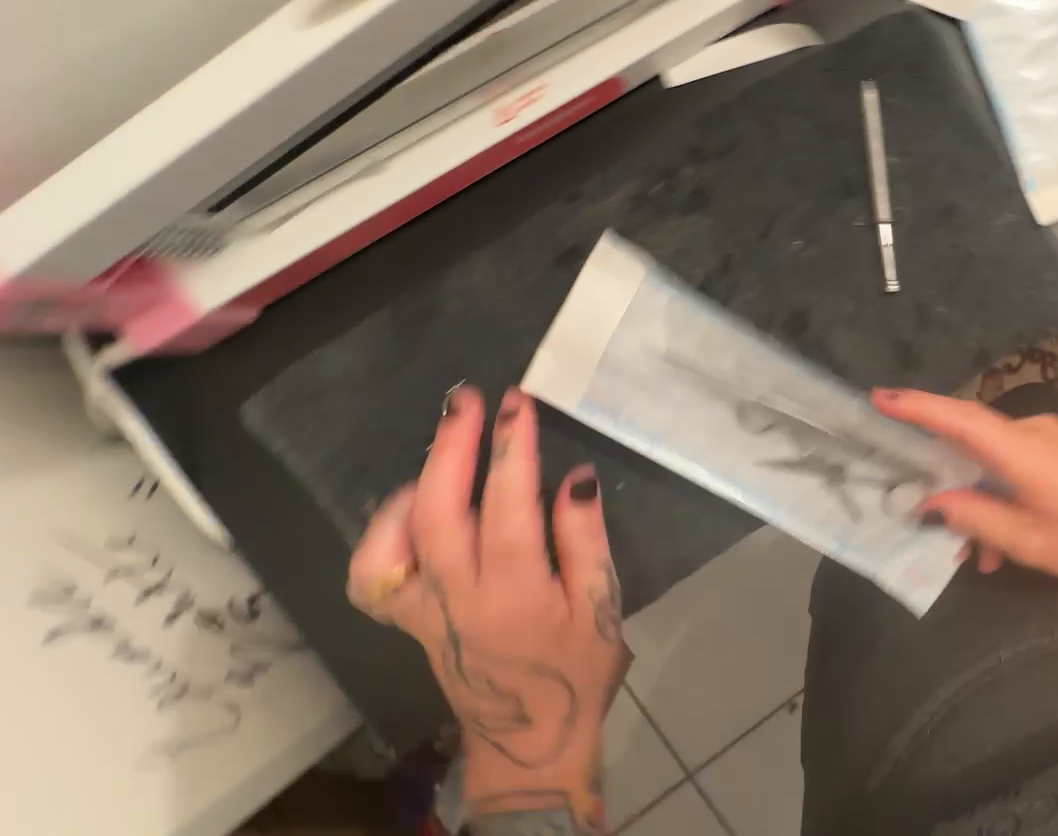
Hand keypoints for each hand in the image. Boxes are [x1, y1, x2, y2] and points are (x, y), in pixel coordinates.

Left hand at [346, 385, 630, 827]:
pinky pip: (374, 572)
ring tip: (451, 441)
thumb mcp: (603, 605)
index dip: (511, 448)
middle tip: (469, 399)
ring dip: (418, 478)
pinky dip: (385, 528)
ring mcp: (423, 610)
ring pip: (395, 536)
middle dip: (452, 445)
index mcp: (515, 591)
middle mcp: (456, 596)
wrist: (531, 738)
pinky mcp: (409, 620)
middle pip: (438, 509)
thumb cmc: (579, 667)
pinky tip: (415, 504)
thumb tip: (576, 478)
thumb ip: (586, 540)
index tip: (519, 403)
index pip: (506, 504)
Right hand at [876, 389, 1057, 590]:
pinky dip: (1000, 497)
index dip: (916, 406)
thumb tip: (932, 502)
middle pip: (968, 439)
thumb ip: (976, 517)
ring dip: (976, 500)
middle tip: (914, 502)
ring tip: (975, 555)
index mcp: (1021, 448)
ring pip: (991, 460)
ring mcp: (1048, 437)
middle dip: (940, 472)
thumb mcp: (1030, 542)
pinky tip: (1001, 546)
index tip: (877, 397)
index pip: (957, 417)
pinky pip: (1013, 464)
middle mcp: (1031, 431)